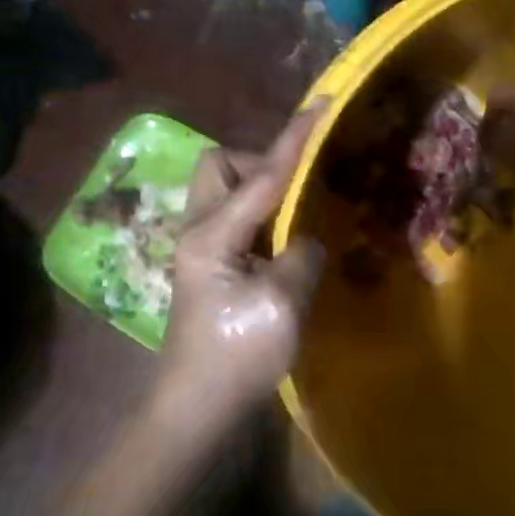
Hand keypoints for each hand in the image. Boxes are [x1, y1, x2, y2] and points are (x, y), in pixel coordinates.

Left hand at [160, 105, 327, 424]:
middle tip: (295, 189)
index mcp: (212, 234)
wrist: (196, 408)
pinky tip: (285, 240)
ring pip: (226, 192)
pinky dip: (260, 216)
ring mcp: (200, 248)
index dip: (294, 139)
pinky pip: (235, 219)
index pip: (262, 175)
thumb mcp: (282, 305)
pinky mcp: (209, 266)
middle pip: (220, 166)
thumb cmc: (236, 358)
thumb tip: (308, 238)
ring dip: (260, 190)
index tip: (319, 106)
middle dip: (259, 163)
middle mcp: (198, 230)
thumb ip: (301, 256)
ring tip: (295, 213)